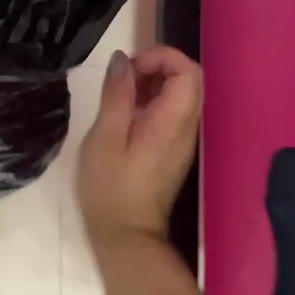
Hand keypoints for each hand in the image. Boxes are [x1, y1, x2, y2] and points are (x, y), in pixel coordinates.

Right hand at [78, 45, 202, 244]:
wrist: (126, 238)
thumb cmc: (111, 187)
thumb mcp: (105, 136)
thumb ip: (117, 94)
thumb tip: (123, 58)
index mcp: (172, 122)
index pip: (189, 71)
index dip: (161, 56)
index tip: (130, 68)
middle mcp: (185, 128)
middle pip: (188, 78)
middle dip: (155, 65)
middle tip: (122, 78)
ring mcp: (181, 139)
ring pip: (180, 93)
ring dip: (151, 82)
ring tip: (118, 94)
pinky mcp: (171, 148)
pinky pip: (171, 110)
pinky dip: (150, 99)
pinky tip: (124, 113)